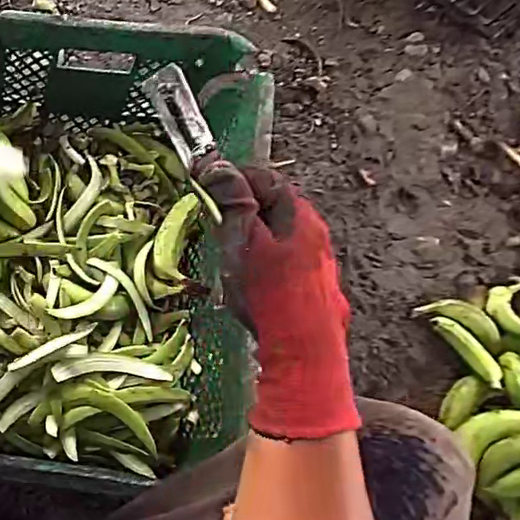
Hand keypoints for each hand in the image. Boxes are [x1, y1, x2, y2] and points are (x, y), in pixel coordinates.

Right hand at [199, 159, 358, 439]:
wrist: (305, 354)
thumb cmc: (272, 295)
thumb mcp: (243, 242)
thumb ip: (231, 202)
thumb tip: (215, 165)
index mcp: (299, 215)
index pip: (263, 177)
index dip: (231, 176)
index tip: (202, 183)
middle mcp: (314, 232)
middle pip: (271, 207)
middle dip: (239, 208)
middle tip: (209, 219)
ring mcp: (317, 261)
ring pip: (276, 236)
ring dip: (250, 236)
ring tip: (226, 252)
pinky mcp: (313, 288)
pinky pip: (283, 261)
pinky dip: (262, 260)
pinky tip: (249, 280)